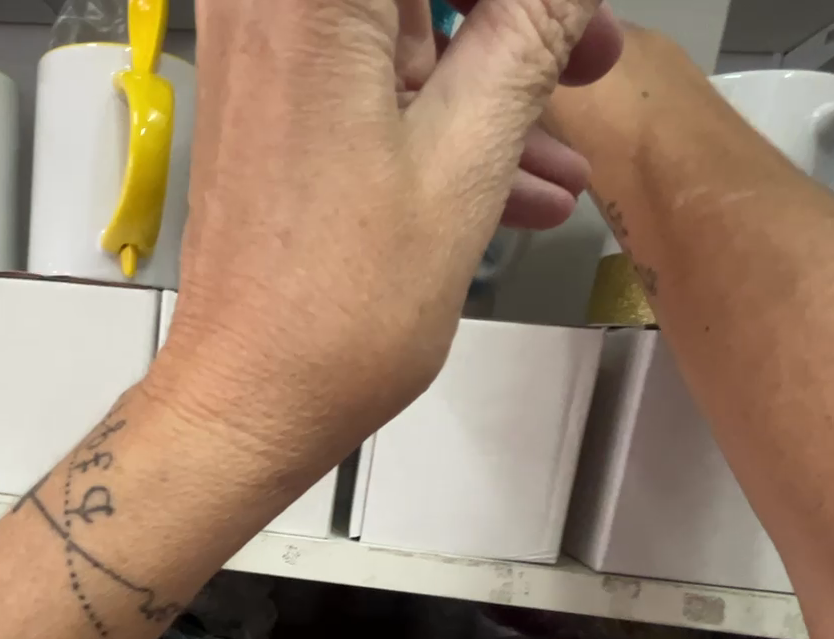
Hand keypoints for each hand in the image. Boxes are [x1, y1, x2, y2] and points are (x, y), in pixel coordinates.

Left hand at [151, 0, 621, 487]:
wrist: (247, 403)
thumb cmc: (336, 314)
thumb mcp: (464, 161)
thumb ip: (532, 32)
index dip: (521, 0)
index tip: (566, 27)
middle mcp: (259, 8)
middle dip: (510, 22)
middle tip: (586, 57)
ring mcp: (252, 62)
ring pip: (391, 29)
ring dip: (483, 74)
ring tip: (559, 141)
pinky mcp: (259, 117)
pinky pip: (357, 82)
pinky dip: (426, 113)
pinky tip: (501, 175)